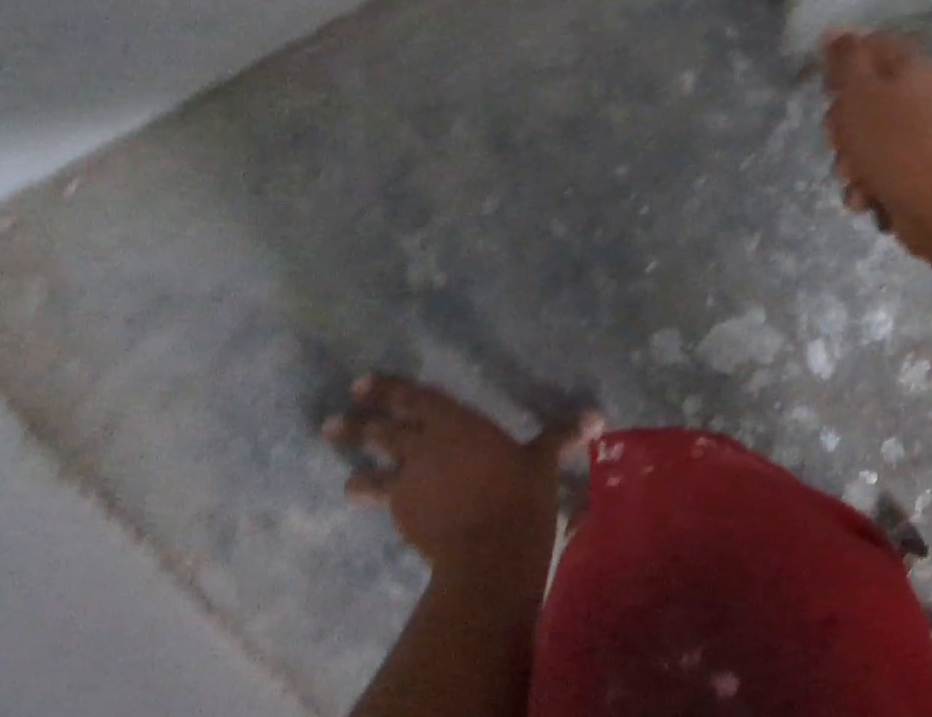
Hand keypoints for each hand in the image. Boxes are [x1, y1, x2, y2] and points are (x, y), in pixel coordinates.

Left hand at [323, 375, 599, 573]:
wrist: (489, 549)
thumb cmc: (520, 493)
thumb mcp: (544, 461)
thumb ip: (561, 437)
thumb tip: (596, 418)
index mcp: (457, 426)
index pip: (416, 401)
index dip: (390, 391)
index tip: (360, 383)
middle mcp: (424, 450)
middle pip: (385, 432)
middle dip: (360, 424)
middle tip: (335, 420)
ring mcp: (409, 485)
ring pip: (374, 469)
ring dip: (357, 463)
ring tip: (346, 470)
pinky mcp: (404, 516)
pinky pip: (385, 499)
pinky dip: (376, 495)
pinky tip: (373, 498)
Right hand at [822, 32, 931, 250]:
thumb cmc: (892, 142)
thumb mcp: (860, 91)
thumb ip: (845, 58)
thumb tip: (837, 30)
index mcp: (911, 69)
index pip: (870, 47)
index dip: (843, 66)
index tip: (828, 86)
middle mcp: (917, 99)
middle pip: (861, 99)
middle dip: (841, 126)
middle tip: (843, 137)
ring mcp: (916, 138)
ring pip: (863, 140)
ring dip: (849, 162)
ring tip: (856, 175)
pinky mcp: (911, 172)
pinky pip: (875, 170)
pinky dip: (866, 185)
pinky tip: (867, 197)